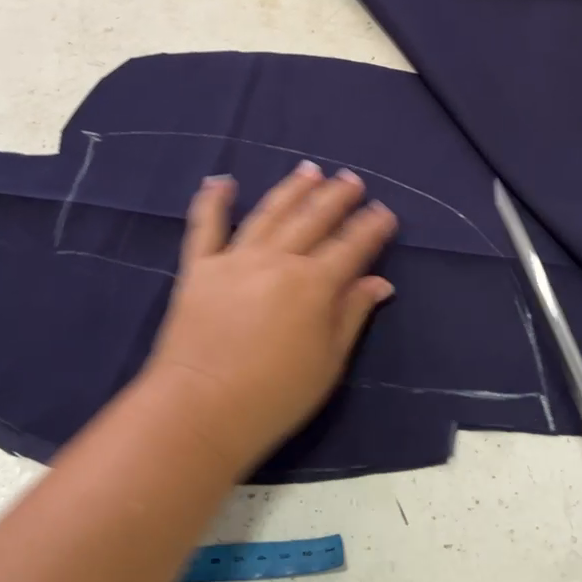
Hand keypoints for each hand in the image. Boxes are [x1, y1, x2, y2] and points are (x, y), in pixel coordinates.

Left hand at [141, 161, 397, 476]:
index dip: (371, 228)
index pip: (351, 247)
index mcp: (314, 285)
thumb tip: (379, 281)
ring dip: (292, 190)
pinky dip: (213, 201)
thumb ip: (352, 315)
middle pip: (313, 220)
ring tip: (309, 170)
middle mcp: (278, 260)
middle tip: (351, 180)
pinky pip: (206, 226)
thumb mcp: (328, 363)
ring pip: (271, 213)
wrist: (198, 411)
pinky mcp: (199, 268)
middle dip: (336, 198)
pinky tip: (222, 181)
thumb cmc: (273, 397)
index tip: (384, 212)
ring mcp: (236, 259)